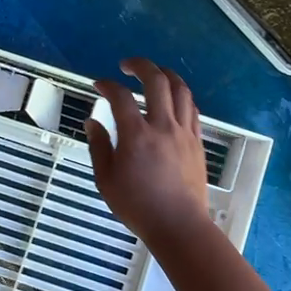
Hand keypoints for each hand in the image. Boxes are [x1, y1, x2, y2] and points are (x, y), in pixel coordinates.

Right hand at [84, 58, 212, 243]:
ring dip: (166, 74)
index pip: (120, 96)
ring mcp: (184, 132)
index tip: (98, 84)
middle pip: (156, 80)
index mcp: (136, 135)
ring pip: (180, 89)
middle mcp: (163, 126)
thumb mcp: (106, 180)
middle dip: (140, 65)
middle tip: (127, 65)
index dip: (107, 84)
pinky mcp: (198, 142)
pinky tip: (173, 98)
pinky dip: (181, 96)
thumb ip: (99, 147)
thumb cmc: (138, 206)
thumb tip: (92, 122)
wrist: (179, 225)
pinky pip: (192, 108)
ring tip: (154, 72)